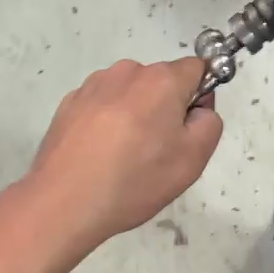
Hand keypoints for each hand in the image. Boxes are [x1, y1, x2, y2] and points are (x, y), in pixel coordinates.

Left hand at [25, 57, 224, 248]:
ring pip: (130, 92)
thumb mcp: (193, 160)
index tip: (187, 129)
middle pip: (162, 81)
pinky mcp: (70, 102)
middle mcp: (129, 71)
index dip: (199, 97)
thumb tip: (199, 108)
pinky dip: (106, 122)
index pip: (197, 68)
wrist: (63, 203)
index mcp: (163, 79)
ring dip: (134, 113)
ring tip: (122, 157)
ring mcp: (95, 84)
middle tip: (156, 151)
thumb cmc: (135, 180)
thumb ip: (210, 123)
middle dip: (165, 108)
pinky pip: (102, 104)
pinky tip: (97, 155)